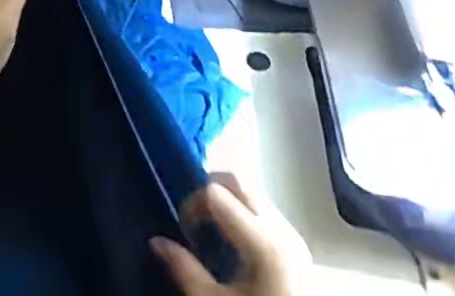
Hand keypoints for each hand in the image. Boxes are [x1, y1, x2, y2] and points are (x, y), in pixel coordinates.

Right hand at [151, 176, 306, 295]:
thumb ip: (183, 270)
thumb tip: (156, 241)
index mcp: (264, 244)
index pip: (219, 193)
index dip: (193, 203)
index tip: (182, 226)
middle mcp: (283, 231)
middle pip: (240, 184)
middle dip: (210, 192)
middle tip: (192, 219)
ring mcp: (295, 237)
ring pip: (255, 194)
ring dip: (229, 201)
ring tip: (212, 231)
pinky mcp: (298, 247)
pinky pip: (268, 212)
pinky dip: (245, 214)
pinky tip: (234, 242)